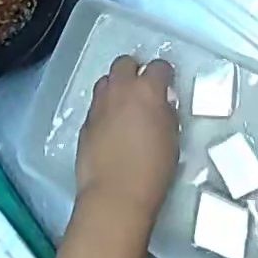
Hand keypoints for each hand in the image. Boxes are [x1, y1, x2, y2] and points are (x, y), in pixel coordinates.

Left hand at [76, 54, 177, 215]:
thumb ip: (166, 114)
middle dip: (135, 71)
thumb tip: (162, 105)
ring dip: (116, 87)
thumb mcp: (172, 139)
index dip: (165, 73)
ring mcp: (99, 103)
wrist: (115, 195)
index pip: (158, 66)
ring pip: (106, 80)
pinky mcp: (85, 120)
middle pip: (125, 63)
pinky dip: (105, 108)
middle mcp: (120, 89)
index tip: (167, 83)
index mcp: (147, 90)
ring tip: (124, 105)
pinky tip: (110, 126)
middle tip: (142, 88)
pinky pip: (96, 104)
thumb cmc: (153, 170)